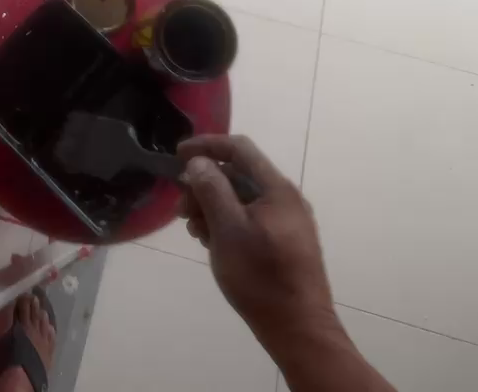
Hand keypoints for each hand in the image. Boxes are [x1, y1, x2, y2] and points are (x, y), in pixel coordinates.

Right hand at [176, 134, 337, 351]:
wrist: (300, 332)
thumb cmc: (261, 277)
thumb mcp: (228, 230)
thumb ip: (212, 189)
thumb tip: (198, 162)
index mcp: (277, 189)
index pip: (239, 148)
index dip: (206, 145)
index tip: (177, 156)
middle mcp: (285, 199)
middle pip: (238, 174)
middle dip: (204, 184)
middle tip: (181, 207)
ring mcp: (286, 222)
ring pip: (241, 198)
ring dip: (211, 205)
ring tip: (192, 229)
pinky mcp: (283, 242)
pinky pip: (249, 218)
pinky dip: (226, 222)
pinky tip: (209, 241)